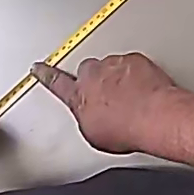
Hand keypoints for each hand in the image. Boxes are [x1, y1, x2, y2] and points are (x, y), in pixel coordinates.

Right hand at [32, 53, 184, 155]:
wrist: (155, 117)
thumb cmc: (127, 128)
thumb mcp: (95, 135)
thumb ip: (86, 118)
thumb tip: (91, 118)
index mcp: (78, 95)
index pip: (55, 82)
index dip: (44, 74)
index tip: (38, 68)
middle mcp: (92, 75)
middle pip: (87, 70)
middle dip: (95, 79)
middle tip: (108, 95)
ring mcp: (113, 65)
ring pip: (110, 65)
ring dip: (117, 77)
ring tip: (131, 96)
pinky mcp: (134, 59)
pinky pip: (131, 64)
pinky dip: (136, 73)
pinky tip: (144, 89)